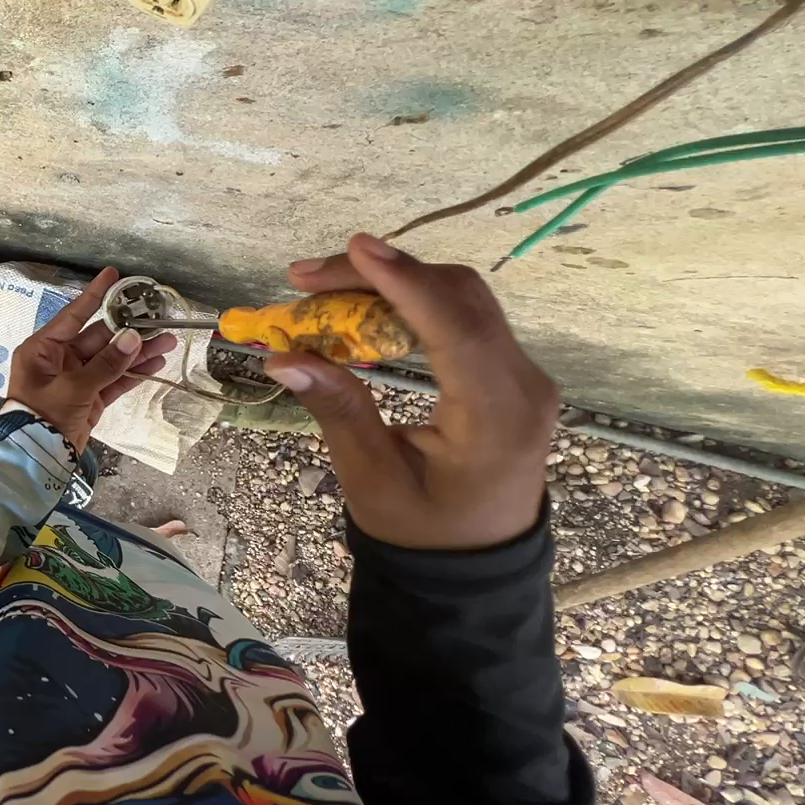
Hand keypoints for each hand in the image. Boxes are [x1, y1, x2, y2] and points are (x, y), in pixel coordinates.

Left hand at [8, 267, 179, 450]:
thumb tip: (132, 338)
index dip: (94, 296)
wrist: (37, 457)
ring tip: (168, 340)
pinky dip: (133, 373)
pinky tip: (156, 362)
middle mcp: (57, 359)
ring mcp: (74, 379)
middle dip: (128, 330)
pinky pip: (113, 380)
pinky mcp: (88, 398)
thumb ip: (106, 364)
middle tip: (158, 318)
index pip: (72, 316)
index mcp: (42, 349)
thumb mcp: (73, 388)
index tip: (113, 275)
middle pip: (97, 338)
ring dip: (137, 351)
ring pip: (109, 359)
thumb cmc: (44, 416)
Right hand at [266, 234, 559, 550]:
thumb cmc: (420, 525)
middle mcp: (522, 384)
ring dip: (388, 281)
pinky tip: (355, 304)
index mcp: (497, 417)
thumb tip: (282, 357)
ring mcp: (519, 373)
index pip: (458, 331)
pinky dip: (403, 298)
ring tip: (316, 285)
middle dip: (378, 275)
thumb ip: (337, 409)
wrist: (474, 557)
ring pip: (457, 297)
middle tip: (301, 277)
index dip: (406, 284)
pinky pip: (456, 314)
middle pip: (457, 297)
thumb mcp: (371, 476)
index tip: (357, 247)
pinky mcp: (503, 369)